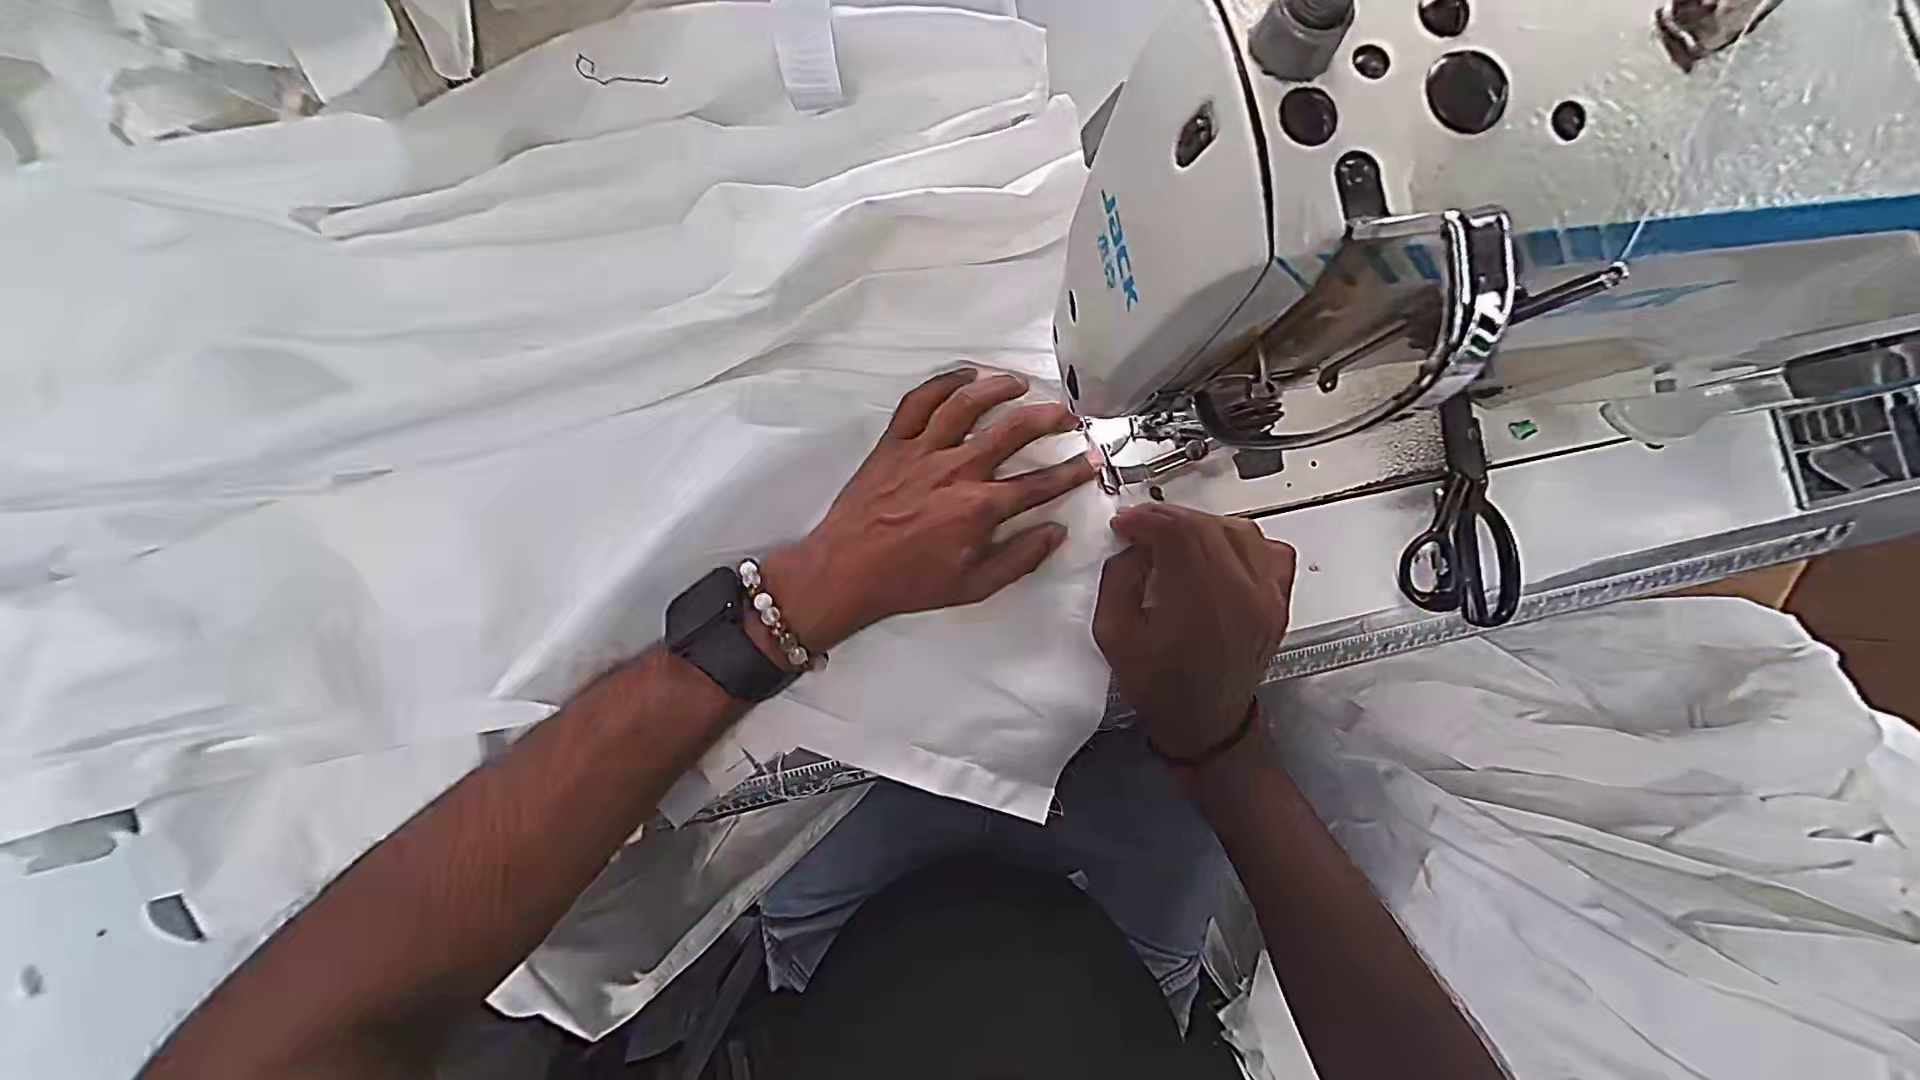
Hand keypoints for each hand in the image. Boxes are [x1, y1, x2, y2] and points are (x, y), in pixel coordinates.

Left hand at [760, 369, 1097, 651]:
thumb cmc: (906, 581)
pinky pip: (920, 401)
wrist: (847, 571)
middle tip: (1066, 415)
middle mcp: (955, 471)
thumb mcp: (973, 586)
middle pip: (1014, 431)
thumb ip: (1020, 559)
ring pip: (969, 404)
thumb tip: (1053, 534)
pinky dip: (943, 382)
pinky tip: (964, 376)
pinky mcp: (894, 443)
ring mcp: (923, 452)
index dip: (1072, 471)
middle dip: (1049, 418)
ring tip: (1021, 383)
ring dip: (1000, 388)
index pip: (1039, 483)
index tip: (1089, 462)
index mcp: (978, 508)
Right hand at [1093, 504, 1295, 758]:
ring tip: (1174, 537)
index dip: (1145, 519)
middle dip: (1166, 518)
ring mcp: (1267, 596)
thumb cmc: (1159, 686)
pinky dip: (1240, 540)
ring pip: (1238, 529)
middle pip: (1205, 525)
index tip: (1125, 524)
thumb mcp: (1112, 634)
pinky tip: (1217, 551)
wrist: (1205, 722)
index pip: (1177, 532)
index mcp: (1200, 601)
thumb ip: (1117, 579)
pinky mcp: (1278, 601)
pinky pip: (1268, 550)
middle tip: (1142, 527)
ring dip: (1200, 524)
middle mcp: (1242, 593)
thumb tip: (1132, 546)